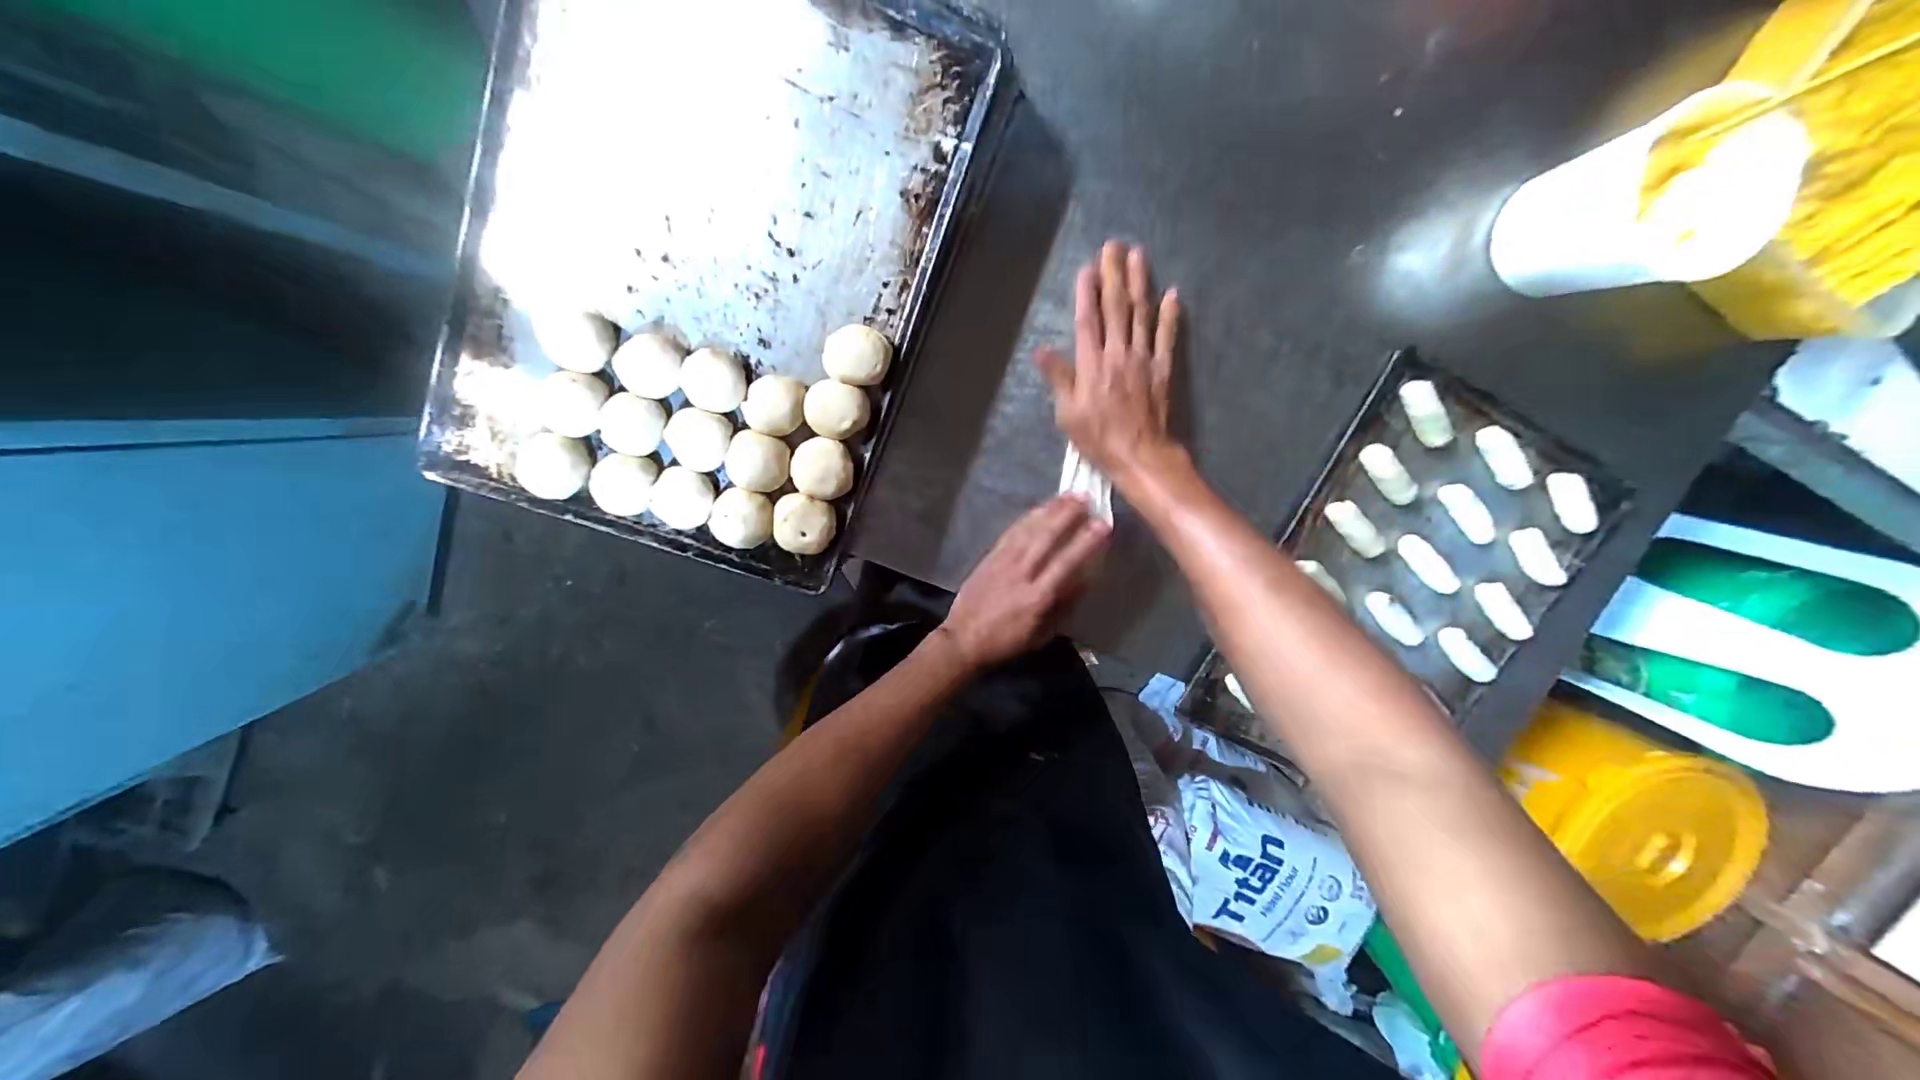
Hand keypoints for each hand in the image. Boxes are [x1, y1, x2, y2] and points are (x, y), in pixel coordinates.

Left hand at [938, 495, 1109, 668]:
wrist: (963, 638)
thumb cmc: (1006, 641)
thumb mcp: (1041, 634)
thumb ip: (1063, 607)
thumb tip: (1083, 581)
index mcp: (1037, 597)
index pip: (1066, 563)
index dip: (1085, 542)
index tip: (1102, 524)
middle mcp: (1021, 574)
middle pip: (1047, 538)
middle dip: (1068, 515)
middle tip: (1086, 497)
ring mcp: (1003, 562)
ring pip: (1029, 530)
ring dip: (1050, 510)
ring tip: (1067, 495)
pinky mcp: (990, 556)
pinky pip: (1011, 532)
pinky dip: (1027, 518)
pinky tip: (1039, 508)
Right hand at [1036, 241, 1182, 483]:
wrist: (1140, 455)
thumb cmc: (1098, 439)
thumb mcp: (1068, 414)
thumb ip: (1058, 378)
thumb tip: (1042, 349)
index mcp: (1091, 365)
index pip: (1088, 320)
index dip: (1086, 293)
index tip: (1087, 268)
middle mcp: (1118, 354)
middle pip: (1116, 307)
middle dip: (1114, 274)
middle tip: (1114, 246)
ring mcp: (1143, 359)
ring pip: (1142, 313)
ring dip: (1140, 282)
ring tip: (1138, 255)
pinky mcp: (1163, 369)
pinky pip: (1167, 336)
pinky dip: (1170, 314)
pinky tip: (1172, 293)